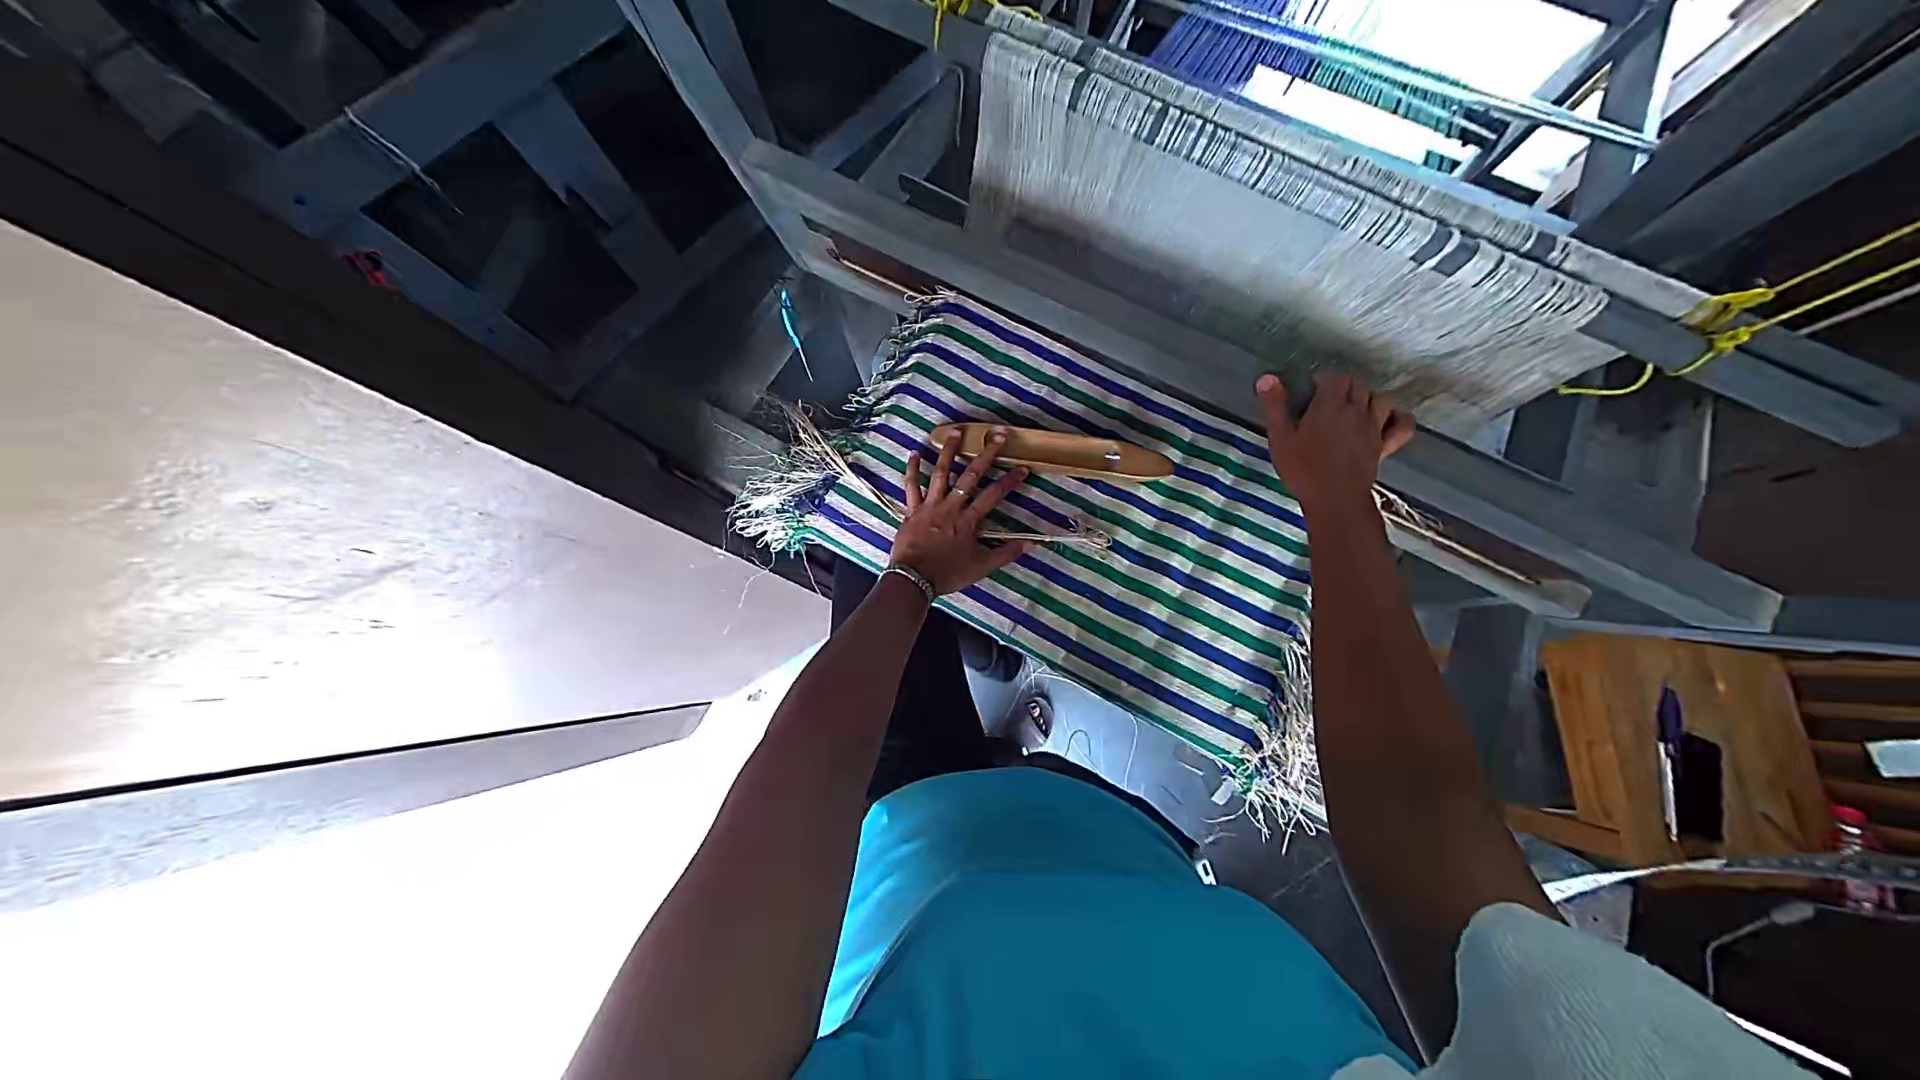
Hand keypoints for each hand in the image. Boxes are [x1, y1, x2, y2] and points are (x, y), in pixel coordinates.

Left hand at [891, 428, 1030, 594]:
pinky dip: (912, 470)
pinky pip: (911, 487)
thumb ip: (1005, 553)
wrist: (913, 579)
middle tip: (997, 436)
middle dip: (986, 455)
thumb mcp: (981, 566)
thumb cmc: (948, 574)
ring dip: (949, 452)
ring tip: (956, 433)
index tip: (1023, 468)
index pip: (994, 495)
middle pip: (971, 476)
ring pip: (941, 473)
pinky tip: (914, 454)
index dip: (1010, 481)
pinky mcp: (912, 510)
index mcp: (968, 521)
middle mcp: (951, 507)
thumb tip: (1030, 545)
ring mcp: (930, 506)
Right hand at [1255, 372, 1413, 516]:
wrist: (1334, 499)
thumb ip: (1274, 406)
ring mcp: (1374, 428)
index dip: (1323, 379)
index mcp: (1330, 406)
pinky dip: (1398, 418)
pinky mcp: (1385, 445)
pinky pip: (1403, 425)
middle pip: (1358, 384)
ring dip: (1368, 398)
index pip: (1335, 377)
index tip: (1310, 390)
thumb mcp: (1280, 438)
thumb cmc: (1302, 469)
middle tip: (1327, 399)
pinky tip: (1387, 421)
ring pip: (1381, 399)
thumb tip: (1266, 377)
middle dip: (1344, 385)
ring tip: (1353, 408)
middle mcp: (1356, 411)